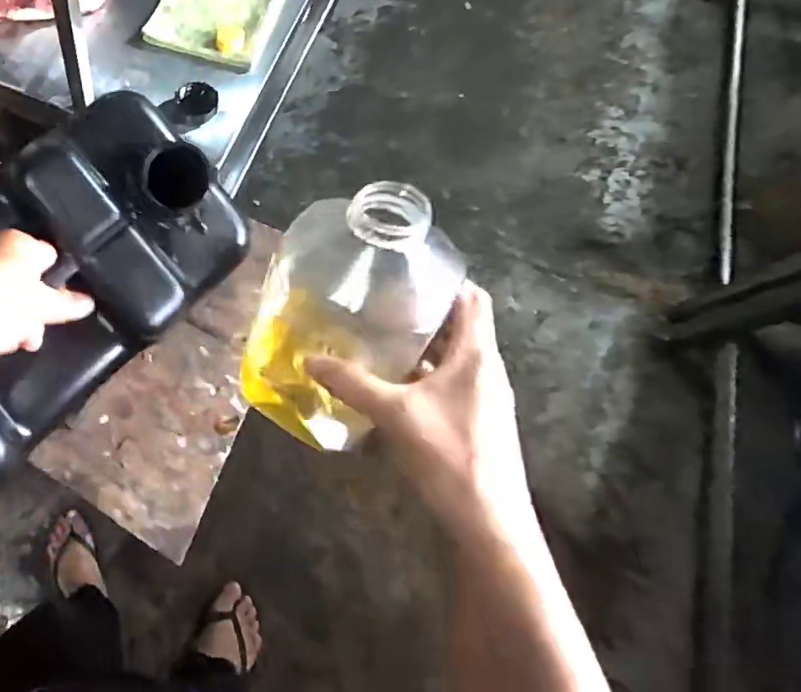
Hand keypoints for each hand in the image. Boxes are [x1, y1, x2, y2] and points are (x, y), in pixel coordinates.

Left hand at [0, 230, 93, 373]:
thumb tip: (88, 301)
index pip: (50, 259)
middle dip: (28, 316)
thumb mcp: (39, 311)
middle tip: (28, 342)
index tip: (52, 316)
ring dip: (4, 328)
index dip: (56, 288)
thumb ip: (66, 305)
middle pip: (23, 282)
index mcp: (17, 243)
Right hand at [304, 284, 534, 535]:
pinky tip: (386, 379)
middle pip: (458, 325)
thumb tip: (310, 358)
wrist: (490, 528)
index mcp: (478, 356)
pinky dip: (419, 372)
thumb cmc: (450, 457)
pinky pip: (445, 381)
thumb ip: (351, 382)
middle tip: (376, 299)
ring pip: (450, 355)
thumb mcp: (394, 414)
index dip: (444, 280)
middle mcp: (485, 370)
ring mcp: (481, 398)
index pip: (472, 299)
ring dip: (418, 343)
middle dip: (420, 310)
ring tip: (375, 333)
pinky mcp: (472, 420)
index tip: (404, 271)